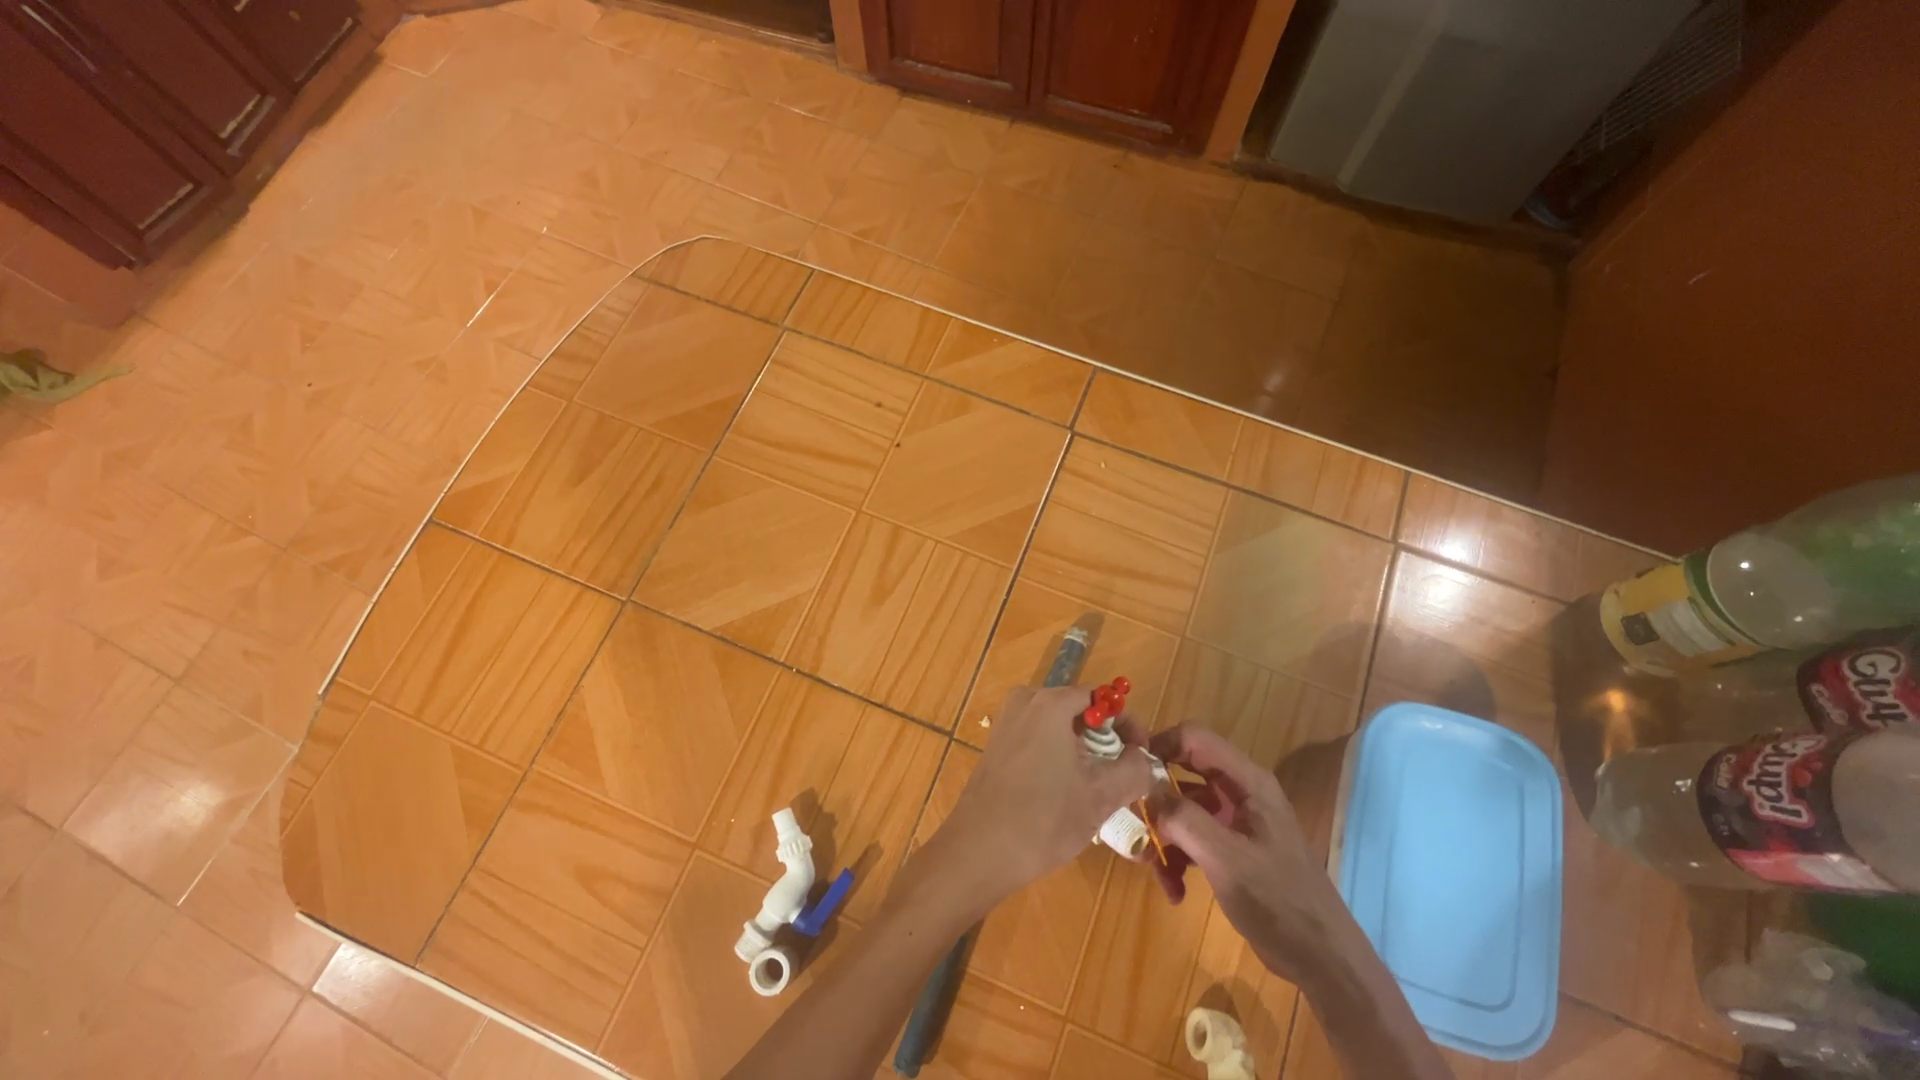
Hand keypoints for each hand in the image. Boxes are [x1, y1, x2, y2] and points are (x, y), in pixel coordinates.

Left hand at [937, 685, 1154, 903]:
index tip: (1141, 756)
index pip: (1103, 698)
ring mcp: (1005, 724)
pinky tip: (1064, 793)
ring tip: (1096, 788)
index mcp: (1051, 704)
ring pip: (1057, 728)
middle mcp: (1024, 702)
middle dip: (1105, 739)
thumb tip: (1146, 761)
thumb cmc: (1044, 819)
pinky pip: (1036, 740)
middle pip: (1078, 710)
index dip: (1127, 725)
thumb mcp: (1101, 796)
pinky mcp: (994, 747)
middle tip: (1122, 774)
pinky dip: (1056, 757)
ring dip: (1081, 751)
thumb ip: (1133, 770)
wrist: (979, 852)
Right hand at [1148, 724, 1344, 984]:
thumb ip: (1183, 817)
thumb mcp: (1225, 858)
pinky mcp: (1232, 850)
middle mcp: (1241, 793)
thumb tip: (1145, 789)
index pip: (1194, 738)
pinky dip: (1177, 860)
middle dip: (1155, 801)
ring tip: (1154, 872)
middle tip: (1131, 827)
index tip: (1128, 773)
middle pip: (1183, 774)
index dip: (1159, 746)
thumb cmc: (1278, 900)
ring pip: (1183, 810)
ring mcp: (1236, 822)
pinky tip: (1174, 890)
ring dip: (1163, 837)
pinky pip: (1192, 840)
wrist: (1320, 957)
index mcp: (1247, 782)